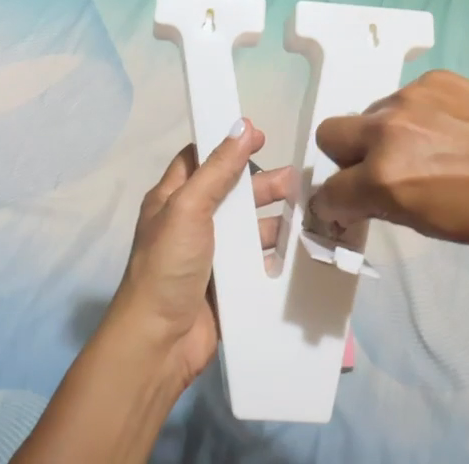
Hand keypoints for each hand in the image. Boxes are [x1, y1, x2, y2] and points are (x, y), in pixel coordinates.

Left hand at [106, 119, 291, 392]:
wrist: (159, 343)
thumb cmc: (168, 266)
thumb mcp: (189, 208)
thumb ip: (218, 169)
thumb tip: (242, 125)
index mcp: (173, 199)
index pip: (200, 159)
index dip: (228, 144)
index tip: (260, 136)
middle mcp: (192, 223)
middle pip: (232, 192)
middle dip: (263, 184)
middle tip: (299, 181)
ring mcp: (212, 256)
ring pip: (249, 229)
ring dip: (276, 219)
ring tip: (309, 214)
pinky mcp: (229, 285)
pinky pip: (257, 262)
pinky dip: (278, 254)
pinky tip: (304, 248)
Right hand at [310, 70, 468, 249]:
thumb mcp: (429, 223)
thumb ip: (384, 203)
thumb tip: (362, 195)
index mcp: (384, 178)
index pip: (329, 191)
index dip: (334, 204)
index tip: (346, 208)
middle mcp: (386, 131)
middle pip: (330, 133)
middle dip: (345, 157)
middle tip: (376, 171)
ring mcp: (409, 98)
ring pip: (370, 115)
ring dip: (383, 134)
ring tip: (427, 149)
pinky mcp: (434, 78)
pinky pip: (405, 98)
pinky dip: (416, 115)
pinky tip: (449, 130)